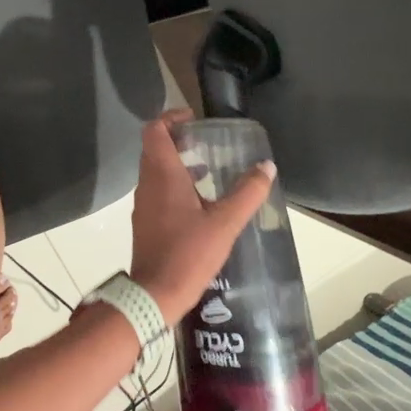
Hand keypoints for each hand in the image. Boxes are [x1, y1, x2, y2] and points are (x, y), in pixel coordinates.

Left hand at [128, 109, 275, 324]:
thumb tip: (267, 167)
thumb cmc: (189, 253)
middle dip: (178, 140)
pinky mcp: (145, 222)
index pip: (154, 130)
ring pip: (155, 171)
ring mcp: (143, 204)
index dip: (171, 118)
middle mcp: (147, 184)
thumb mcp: (226, 223)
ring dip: (178, 164)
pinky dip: (175, 185)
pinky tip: (200, 203)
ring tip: (208, 170)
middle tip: (205, 141)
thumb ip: (247, 193)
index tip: (194, 119)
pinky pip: (157, 191)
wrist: (155, 293)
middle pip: (155, 148)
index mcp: (162, 175)